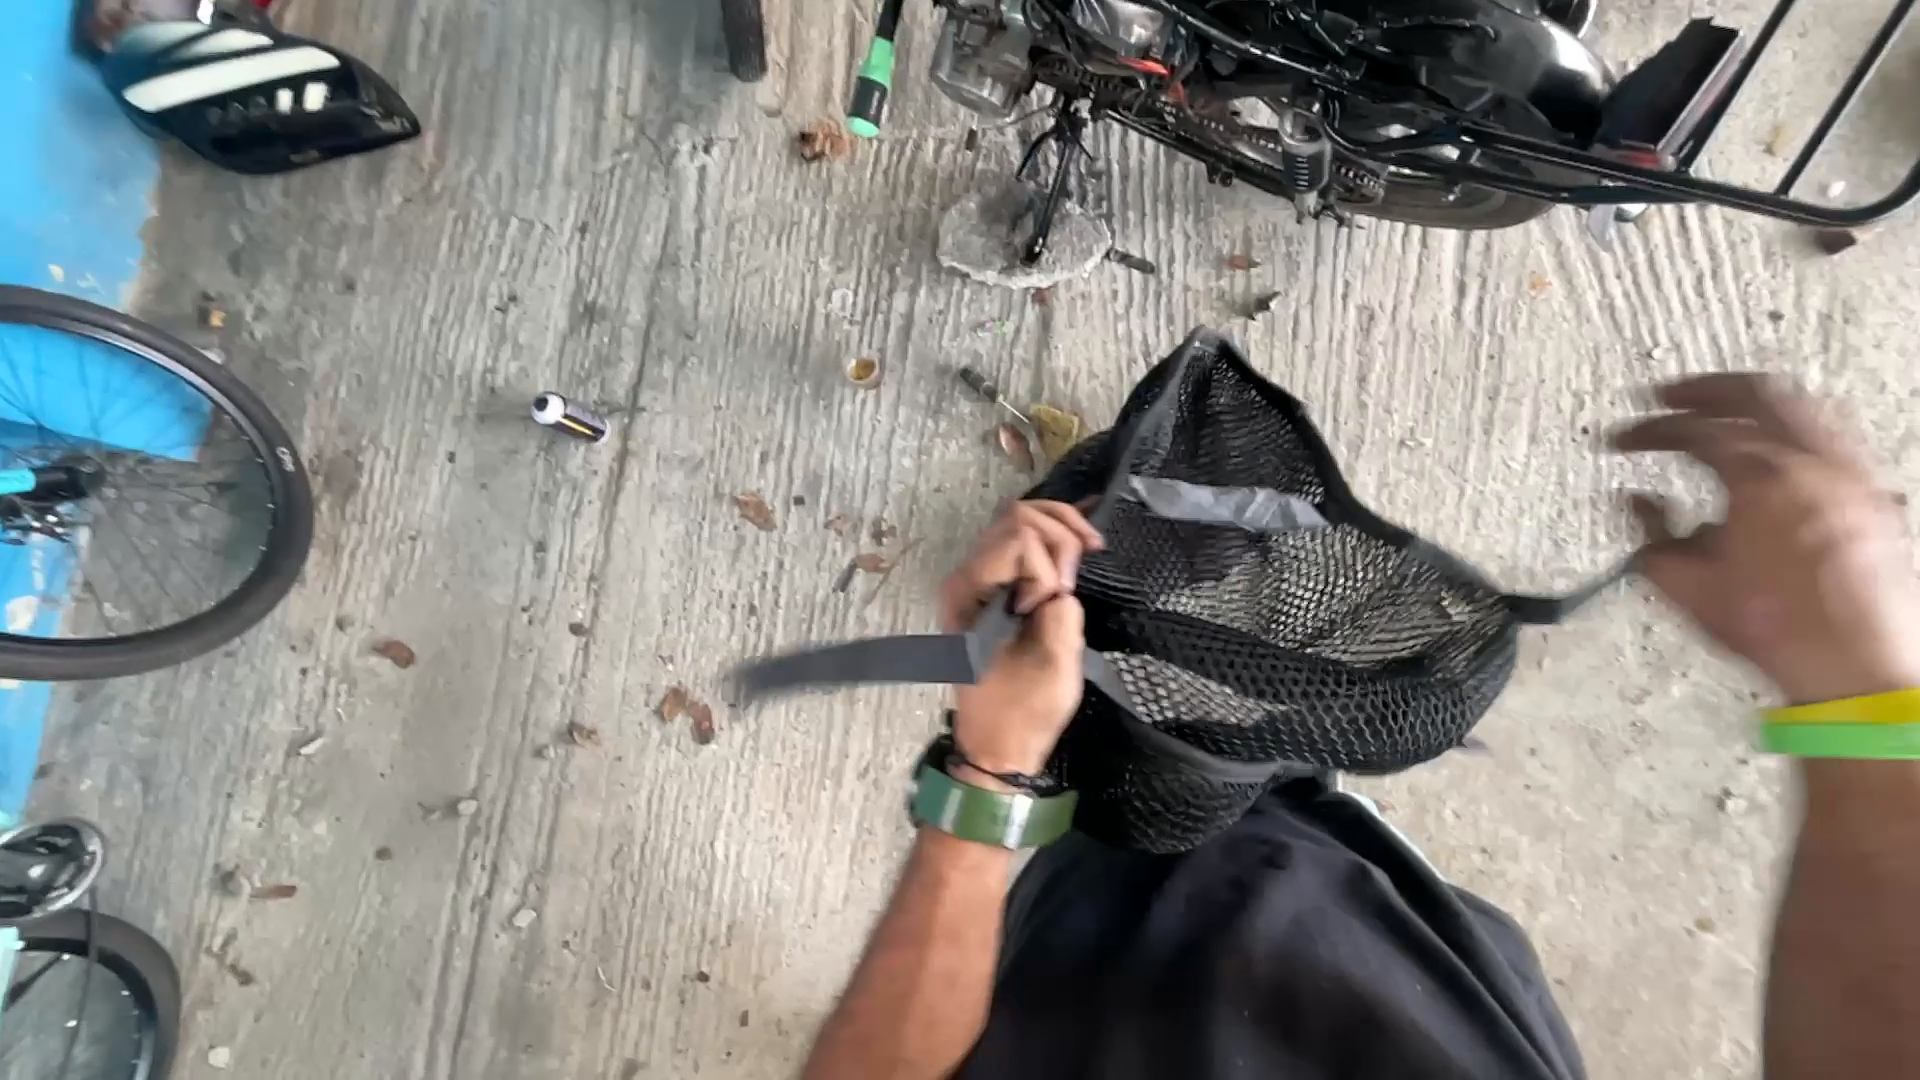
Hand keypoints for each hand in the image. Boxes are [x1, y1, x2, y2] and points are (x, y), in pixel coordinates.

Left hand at [937, 500, 1104, 780]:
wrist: (998, 742)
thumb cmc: (1022, 710)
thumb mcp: (1053, 665)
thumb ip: (1060, 611)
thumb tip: (1063, 578)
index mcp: (968, 593)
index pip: (1018, 540)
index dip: (1048, 565)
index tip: (1057, 601)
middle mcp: (965, 575)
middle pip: (1017, 516)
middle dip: (1060, 536)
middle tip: (1077, 578)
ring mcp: (978, 576)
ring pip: (1020, 519)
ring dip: (1061, 529)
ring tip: (1089, 550)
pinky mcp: (995, 582)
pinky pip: (1022, 540)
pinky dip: (1054, 534)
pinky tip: (1082, 535)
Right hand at [1612, 373, 1919, 703]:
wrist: (1850, 663)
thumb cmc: (1769, 624)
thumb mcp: (1678, 578)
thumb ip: (1650, 527)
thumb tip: (1638, 500)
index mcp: (1762, 481)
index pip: (1695, 432)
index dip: (1648, 430)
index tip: (1621, 440)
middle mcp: (1815, 468)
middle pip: (1762, 396)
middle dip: (1705, 390)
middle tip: (1666, 395)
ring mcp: (1853, 480)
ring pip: (1806, 410)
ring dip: (1753, 403)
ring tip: (1716, 409)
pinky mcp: (1872, 500)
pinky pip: (1831, 440)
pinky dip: (1790, 429)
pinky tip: (1767, 449)